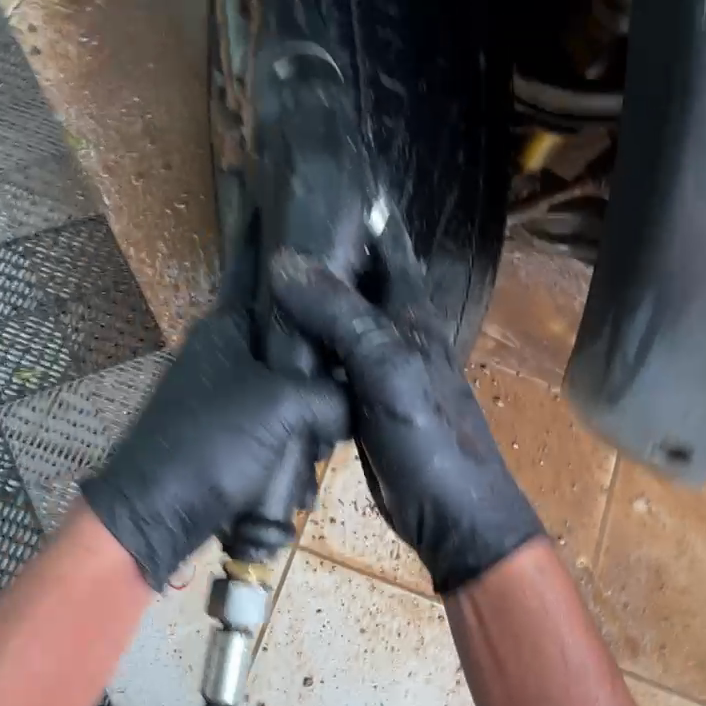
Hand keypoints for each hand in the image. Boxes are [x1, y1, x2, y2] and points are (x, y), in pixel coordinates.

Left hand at [82, 251, 348, 588]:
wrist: (156, 515)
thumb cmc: (212, 444)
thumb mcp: (283, 406)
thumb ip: (331, 393)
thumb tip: (359, 399)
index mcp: (226, 327)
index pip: (261, 269)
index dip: (297, 255)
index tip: (346, 251)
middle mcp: (223, 355)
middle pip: (290, 342)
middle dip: (323, 370)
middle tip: (351, 387)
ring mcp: (223, 401)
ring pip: (288, 395)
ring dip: (309, 424)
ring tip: (322, 445)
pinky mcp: (226, 441)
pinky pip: (273, 435)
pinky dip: (289, 453)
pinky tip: (300, 478)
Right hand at [270, 230, 542, 591]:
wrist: (449, 516)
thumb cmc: (430, 441)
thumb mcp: (387, 373)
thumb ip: (341, 317)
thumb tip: (284, 261)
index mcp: (410, 316)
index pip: (384, 249)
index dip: (354, 216)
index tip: (307, 189)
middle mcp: (394, 335)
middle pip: (354, 284)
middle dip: (317, 260)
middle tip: (261, 237)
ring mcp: (376, 373)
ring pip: (337, 326)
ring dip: (305, 307)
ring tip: (255, 286)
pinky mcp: (360, 406)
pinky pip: (327, 367)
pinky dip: (302, 353)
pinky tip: (273, 350)